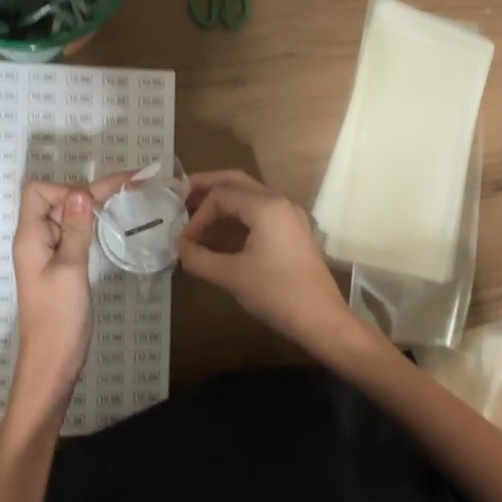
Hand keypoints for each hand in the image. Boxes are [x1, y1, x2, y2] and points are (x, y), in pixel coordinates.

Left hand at [11, 172, 130, 411]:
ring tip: (131, 194)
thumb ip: (75, 230)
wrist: (53, 362)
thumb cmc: (58, 318)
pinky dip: (92, 224)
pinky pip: (74, 234)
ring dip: (94, 204)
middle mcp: (36, 239)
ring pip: (69, 215)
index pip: (39, 192)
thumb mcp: (70, 270)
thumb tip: (80, 191)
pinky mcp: (61, 265)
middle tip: (134, 182)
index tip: (96, 203)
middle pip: (57, 200)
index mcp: (30, 237)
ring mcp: (48, 253)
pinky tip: (113, 224)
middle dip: (91, 190)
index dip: (67, 190)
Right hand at [178, 170, 362, 356]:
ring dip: (222, 204)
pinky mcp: (292, 232)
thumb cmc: (276, 294)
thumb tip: (180, 248)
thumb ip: (198, 258)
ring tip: (195, 218)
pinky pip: (260, 214)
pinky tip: (219, 236)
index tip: (185, 243)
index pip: (221, 195)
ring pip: (249, 197)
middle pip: (236, 182)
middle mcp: (280, 202)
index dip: (197, 216)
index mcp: (266, 206)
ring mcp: (289, 216)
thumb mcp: (231, 276)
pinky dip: (237, 219)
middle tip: (180, 196)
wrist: (321, 319)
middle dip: (207, 188)